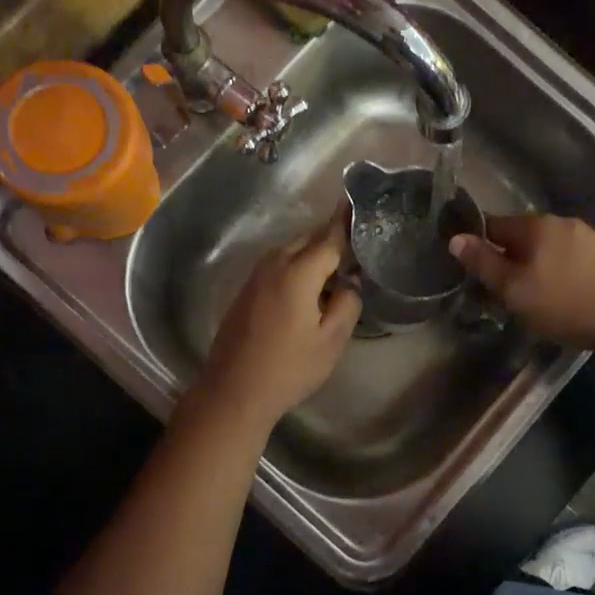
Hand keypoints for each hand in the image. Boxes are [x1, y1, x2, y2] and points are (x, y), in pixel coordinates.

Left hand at [195, 221, 362, 422]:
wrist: (234, 390)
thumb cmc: (289, 368)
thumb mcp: (331, 341)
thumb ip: (347, 303)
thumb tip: (350, 280)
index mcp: (298, 272)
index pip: (329, 237)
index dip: (347, 221)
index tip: (360, 203)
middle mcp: (274, 264)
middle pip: (308, 238)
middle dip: (331, 235)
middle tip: (358, 240)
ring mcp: (255, 276)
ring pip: (290, 250)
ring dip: (313, 251)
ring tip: (339, 262)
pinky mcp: (246, 290)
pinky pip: (277, 264)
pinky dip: (297, 264)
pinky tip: (310, 283)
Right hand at [449, 214, 594, 349]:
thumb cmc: (564, 303)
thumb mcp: (514, 289)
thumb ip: (483, 263)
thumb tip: (455, 238)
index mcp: (533, 225)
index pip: (492, 224)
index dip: (477, 242)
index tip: (471, 266)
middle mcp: (559, 222)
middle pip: (521, 234)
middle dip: (507, 255)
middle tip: (499, 287)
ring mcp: (586, 236)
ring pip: (546, 246)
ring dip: (534, 263)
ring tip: (530, 293)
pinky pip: (568, 256)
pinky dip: (557, 269)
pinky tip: (560, 291)